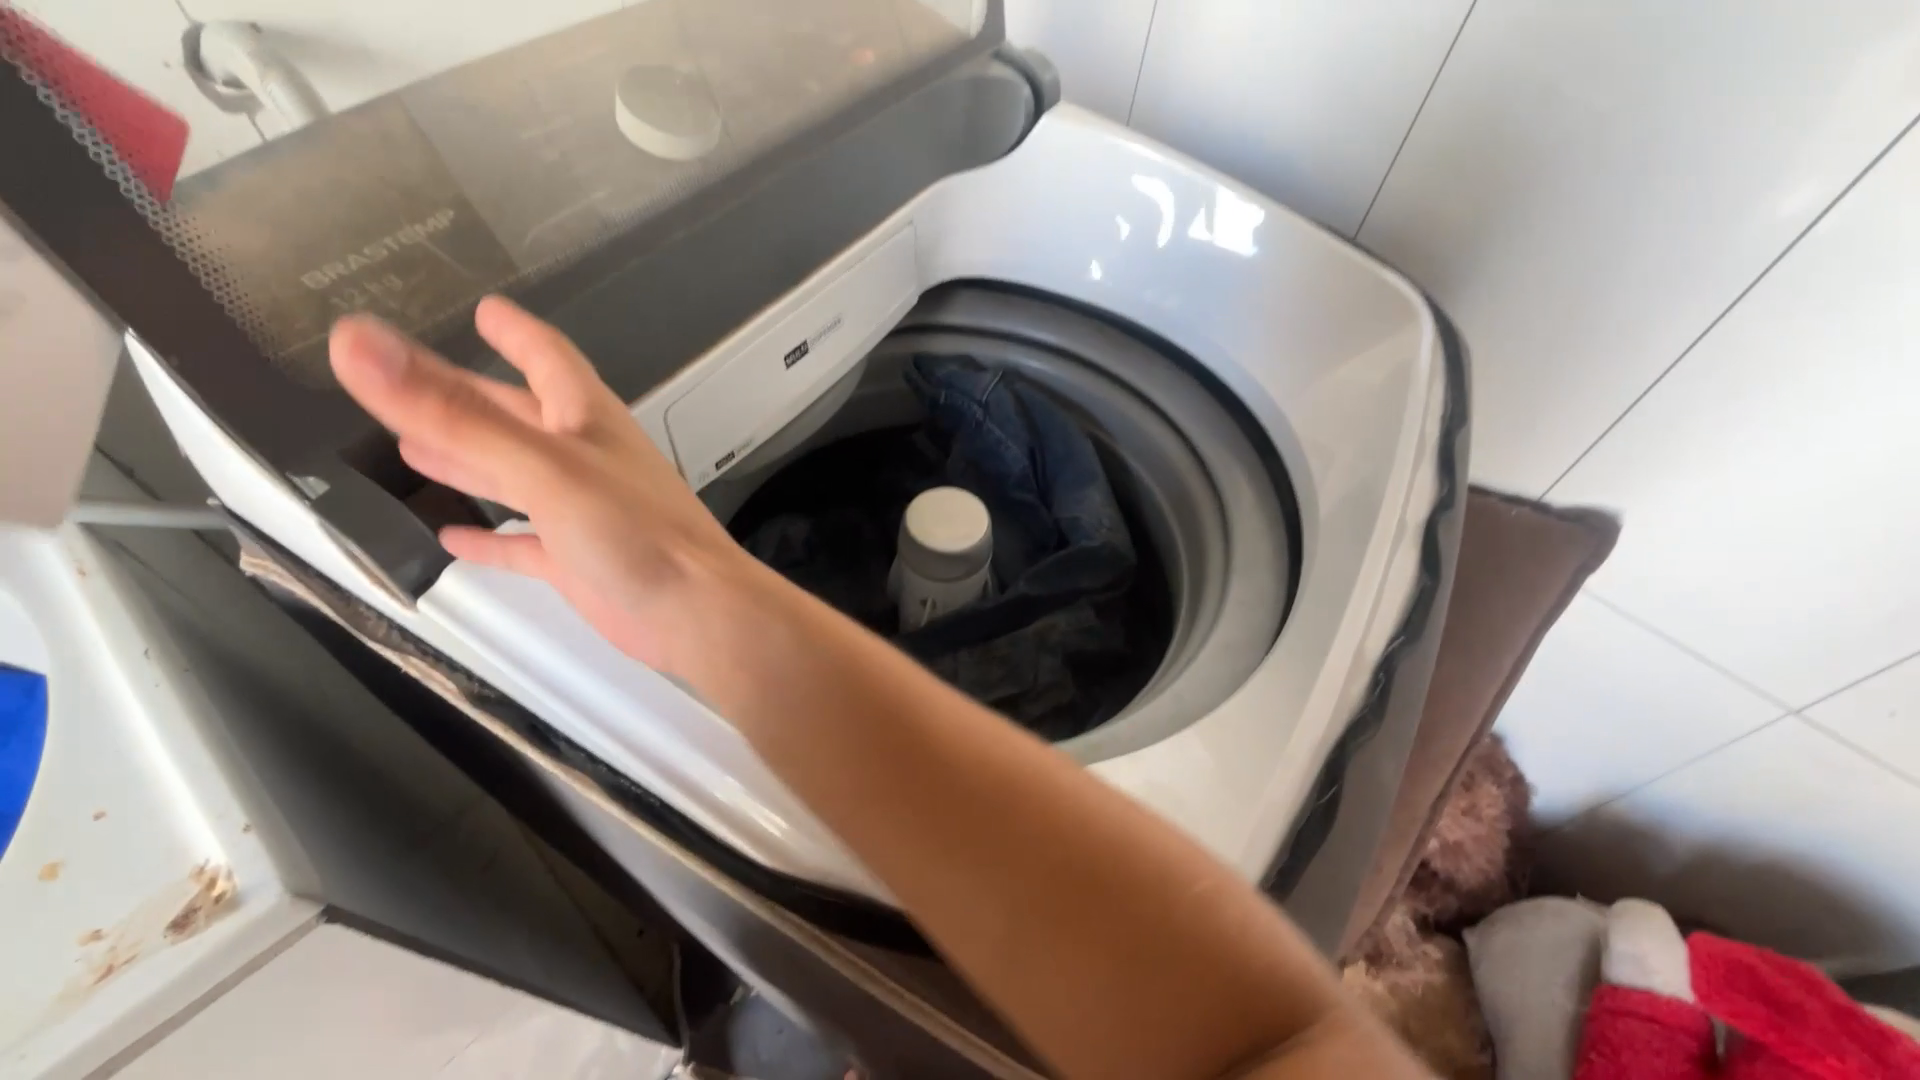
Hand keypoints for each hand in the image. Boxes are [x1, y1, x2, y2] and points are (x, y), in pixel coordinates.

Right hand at [328, 296, 778, 681]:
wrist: (693, 611)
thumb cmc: (635, 532)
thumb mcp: (541, 466)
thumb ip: (456, 414)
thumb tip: (361, 343)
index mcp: (586, 420)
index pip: (549, 358)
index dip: (517, 332)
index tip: (486, 310)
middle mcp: (585, 458)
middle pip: (518, 416)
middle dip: (468, 398)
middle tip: (412, 382)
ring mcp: (583, 510)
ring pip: (516, 476)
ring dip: (469, 461)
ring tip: (412, 446)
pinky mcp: (578, 559)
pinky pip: (524, 543)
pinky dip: (491, 538)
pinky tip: (454, 538)